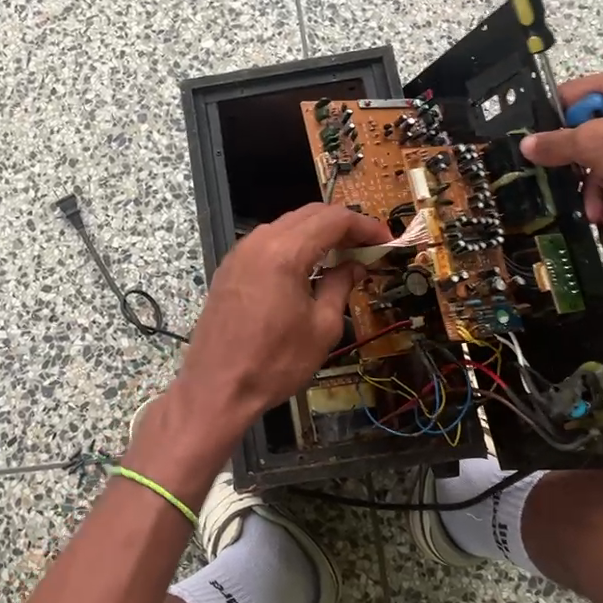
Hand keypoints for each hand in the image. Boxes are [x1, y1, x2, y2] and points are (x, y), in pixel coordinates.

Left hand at [176, 203, 390, 437]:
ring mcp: (239, 254)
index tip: (385, 241)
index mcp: (284, 252)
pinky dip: (293, 246)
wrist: (217, 388)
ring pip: (286, 226)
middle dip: (342, 226)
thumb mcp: (322, 328)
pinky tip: (308, 268)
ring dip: (316, 234)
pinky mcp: (229, 269)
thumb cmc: (275, 362)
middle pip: (308, 215)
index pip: (333, 219)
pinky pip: (267, 243)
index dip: (365, 225)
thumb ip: (340, 287)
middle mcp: (259, 242)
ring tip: (342, 257)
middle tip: (367, 248)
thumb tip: (355, 267)